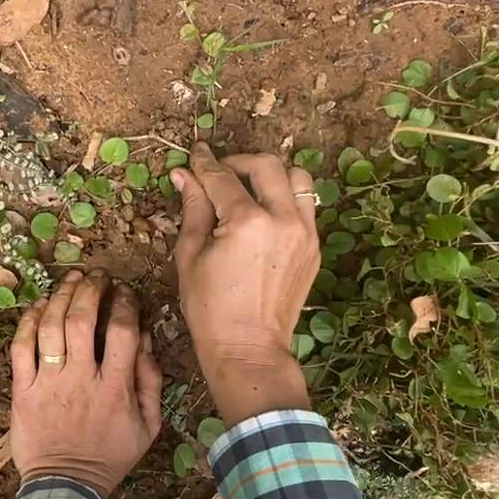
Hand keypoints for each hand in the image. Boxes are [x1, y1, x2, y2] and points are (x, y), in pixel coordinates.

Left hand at [8, 269, 163, 496]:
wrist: (66, 487)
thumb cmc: (110, 455)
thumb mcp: (148, 427)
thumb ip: (150, 382)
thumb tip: (146, 339)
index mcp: (115, 388)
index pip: (121, 332)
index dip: (124, 304)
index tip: (124, 291)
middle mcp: (81, 380)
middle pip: (82, 320)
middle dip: (90, 289)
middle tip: (96, 275)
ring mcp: (49, 384)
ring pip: (51, 328)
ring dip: (60, 297)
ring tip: (69, 279)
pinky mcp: (23, 391)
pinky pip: (21, 348)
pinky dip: (29, 322)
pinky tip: (39, 306)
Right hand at [171, 143, 321, 421]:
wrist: (248, 346)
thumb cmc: (209, 306)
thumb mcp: (190, 254)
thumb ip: (193, 208)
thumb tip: (184, 175)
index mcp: (247, 222)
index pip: (222, 177)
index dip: (204, 162)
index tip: (195, 152)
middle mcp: (282, 219)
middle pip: (266, 165)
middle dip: (239, 161)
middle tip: (219, 172)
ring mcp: (305, 233)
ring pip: (297, 178)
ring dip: (271, 175)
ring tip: (249, 189)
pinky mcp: (314, 246)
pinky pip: (305, 205)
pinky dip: (285, 197)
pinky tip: (263, 213)